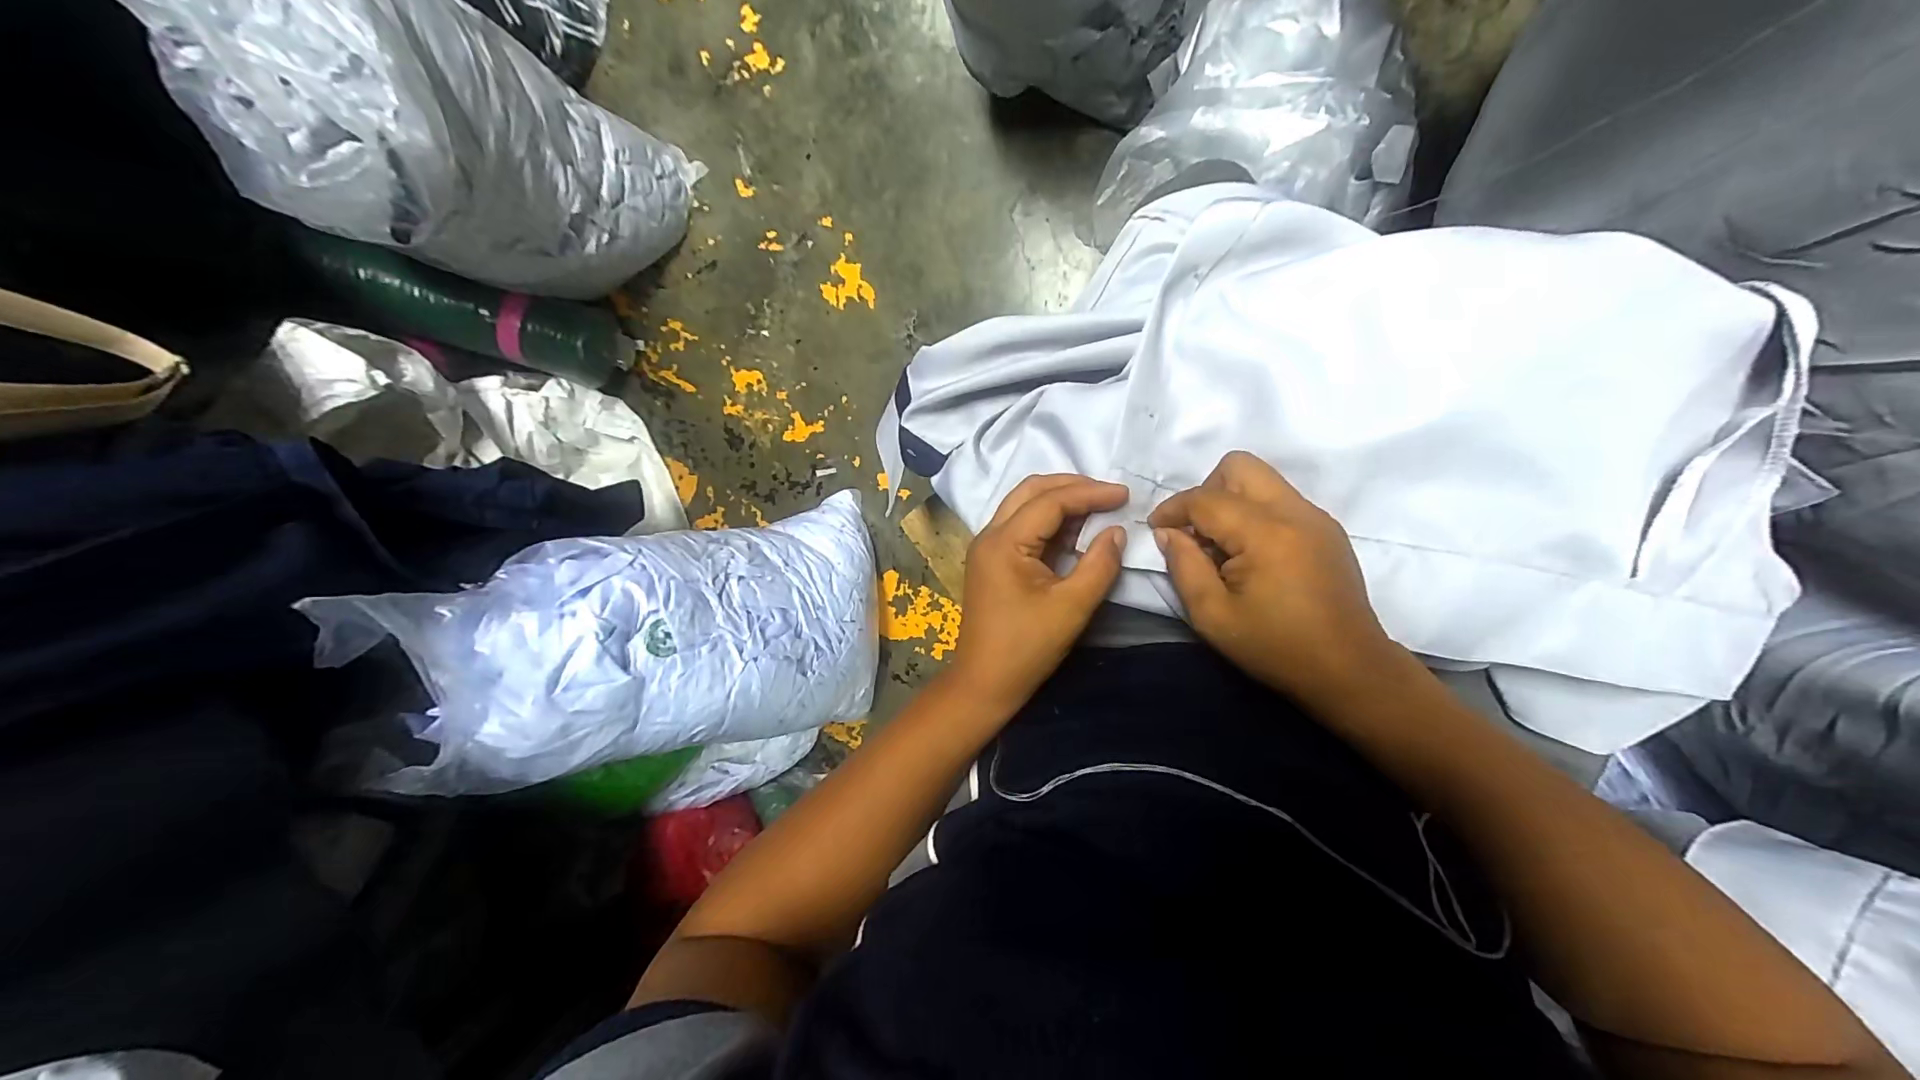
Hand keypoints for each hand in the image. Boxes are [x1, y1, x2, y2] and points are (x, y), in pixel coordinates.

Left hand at [946, 474, 1128, 711]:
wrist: (984, 683)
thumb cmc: (1026, 648)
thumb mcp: (1072, 607)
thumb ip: (1099, 565)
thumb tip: (1116, 531)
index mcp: (1004, 542)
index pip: (1050, 501)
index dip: (1090, 493)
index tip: (1126, 494)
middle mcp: (990, 535)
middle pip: (1031, 491)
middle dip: (1072, 486)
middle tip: (1110, 494)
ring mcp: (988, 548)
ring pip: (1024, 505)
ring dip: (1060, 500)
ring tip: (1098, 506)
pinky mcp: (992, 561)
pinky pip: (1022, 526)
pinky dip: (1050, 520)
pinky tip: (1076, 528)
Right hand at [1149, 451, 1407, 705]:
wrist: (1349, 670)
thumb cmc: (1275, 647)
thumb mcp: (1212, 615)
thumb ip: (1184, 566)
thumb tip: (1168, 533)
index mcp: (1265, 533)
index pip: (1205, 498)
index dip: (1172, 510)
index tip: (1157, 531)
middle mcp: (1294, 512)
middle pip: (1238, 466)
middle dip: (1206, 491)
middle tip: (1196, 532)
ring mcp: (1316, 517)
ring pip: (1262, 479)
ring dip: (1231, 501)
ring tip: (1222, 547)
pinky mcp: (1327, 530)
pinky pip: (1280, 500)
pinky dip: (1255, 513)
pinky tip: (1251, 555)